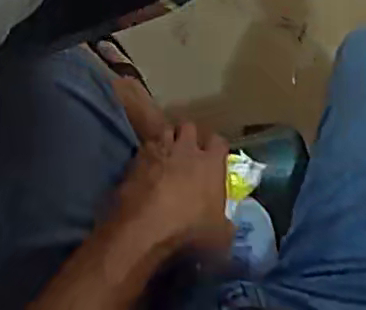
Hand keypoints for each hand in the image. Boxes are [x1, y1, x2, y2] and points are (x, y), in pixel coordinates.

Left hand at [106, 122, 231, 258]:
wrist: (146, 226)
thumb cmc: (189, 231)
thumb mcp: (219, 239)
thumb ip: (226, 226)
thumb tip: (228, 226)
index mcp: (210, 163)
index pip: (219, 142)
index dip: (217, 148)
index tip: (216, 158)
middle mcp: (186, 149)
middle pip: (190, 127)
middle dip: (189, 136)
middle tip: (188, 153)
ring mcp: (160, 149)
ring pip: (166, 130)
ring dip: (167, 141)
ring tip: (167, 156)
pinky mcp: (138, 157)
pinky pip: (146, 147)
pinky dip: (148, 155)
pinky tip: (147, 168)